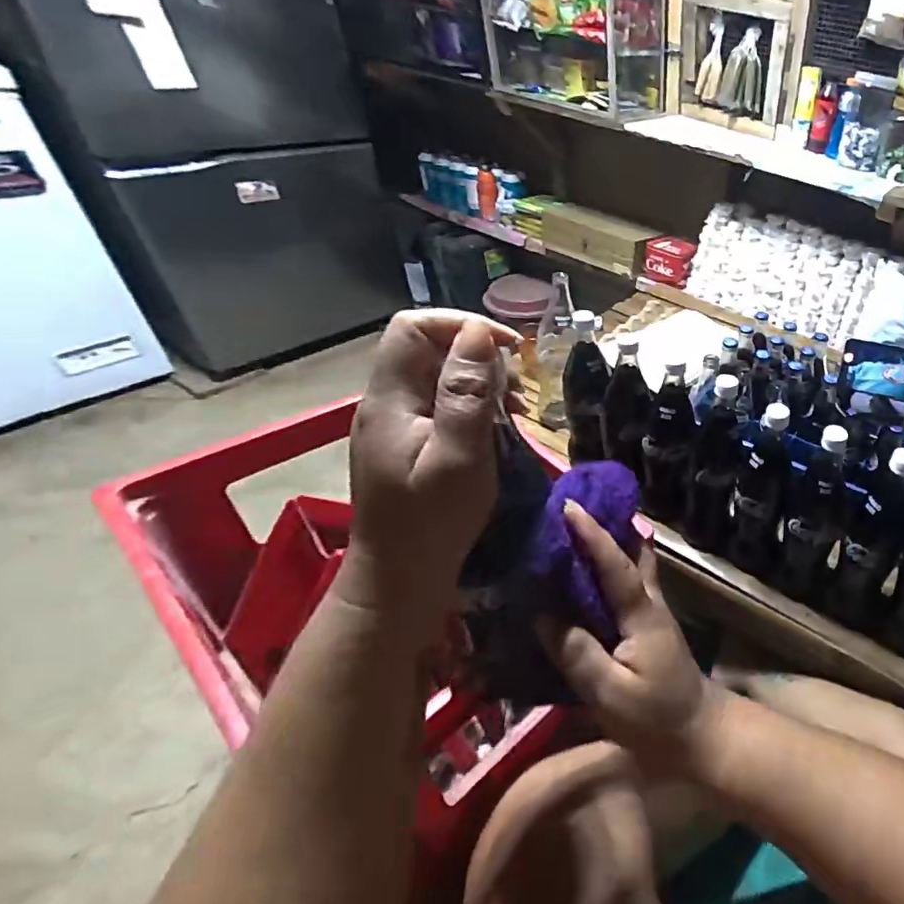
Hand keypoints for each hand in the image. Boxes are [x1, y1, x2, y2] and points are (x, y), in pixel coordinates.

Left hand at [344, 309, 520, 613]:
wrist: (399, 578)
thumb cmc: (432, 522)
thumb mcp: (459, 456)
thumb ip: (467, 393)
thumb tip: (479, 334)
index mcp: (390, 399)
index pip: (414, 327)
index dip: (463, 325)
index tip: (509, 350)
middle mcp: (386, 402)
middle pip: (428, 347)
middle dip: (478, 356)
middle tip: (517, 391)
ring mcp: (396, 423)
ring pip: (437, 375)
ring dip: (481, 382)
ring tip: (513, 411)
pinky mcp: (408, 442)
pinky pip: (440, 403)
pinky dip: (473, 405)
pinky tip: (496, 429)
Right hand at [541, 501, 720, 767]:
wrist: (698, 735)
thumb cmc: (655, 717)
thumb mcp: (610, 694)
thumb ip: (578, 654)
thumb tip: (543, 616)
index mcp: (642, 614)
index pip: (616, 565)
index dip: (593, 535)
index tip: (568, 506)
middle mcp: (650, 602)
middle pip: (630, 552)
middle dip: (605, 524)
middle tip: (572, 502)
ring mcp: (651, 612)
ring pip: (632, 564)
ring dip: (609, 540)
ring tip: (575, 525)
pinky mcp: (646, 625)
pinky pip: (625, 584)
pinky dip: (608, 566)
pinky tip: (584, 570)